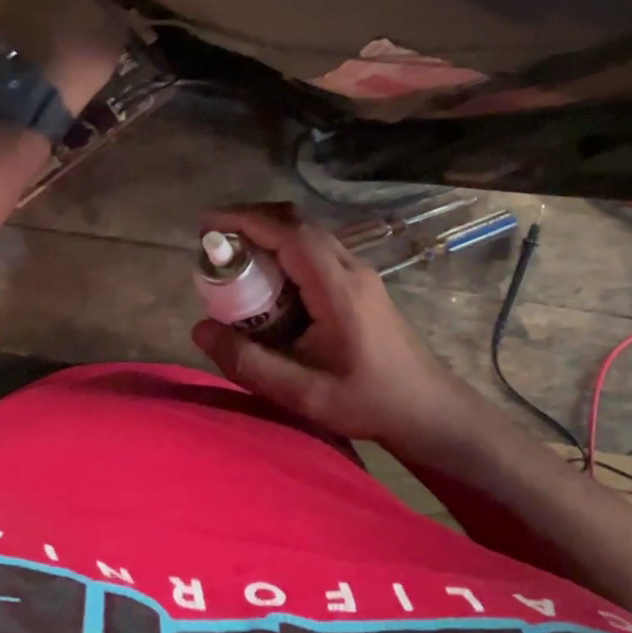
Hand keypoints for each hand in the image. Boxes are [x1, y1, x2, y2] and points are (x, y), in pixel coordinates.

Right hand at [191, 203, 478, 447]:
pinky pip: (314, 248)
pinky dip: (282, 247)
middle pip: (296, 222)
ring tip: (232, 257)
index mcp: (338, 288)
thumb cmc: (370, 401)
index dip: (244, 220)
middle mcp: (350, 268)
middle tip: (212, 241)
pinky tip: (265, 277)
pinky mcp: (360, 282)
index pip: (288, 233)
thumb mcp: (303, 394)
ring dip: (266, 232)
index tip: (205, 225)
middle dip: (249, 220)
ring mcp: (358, 273)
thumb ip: (249, 363)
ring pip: (306, 232)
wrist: (431, 411)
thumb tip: (200, 329)